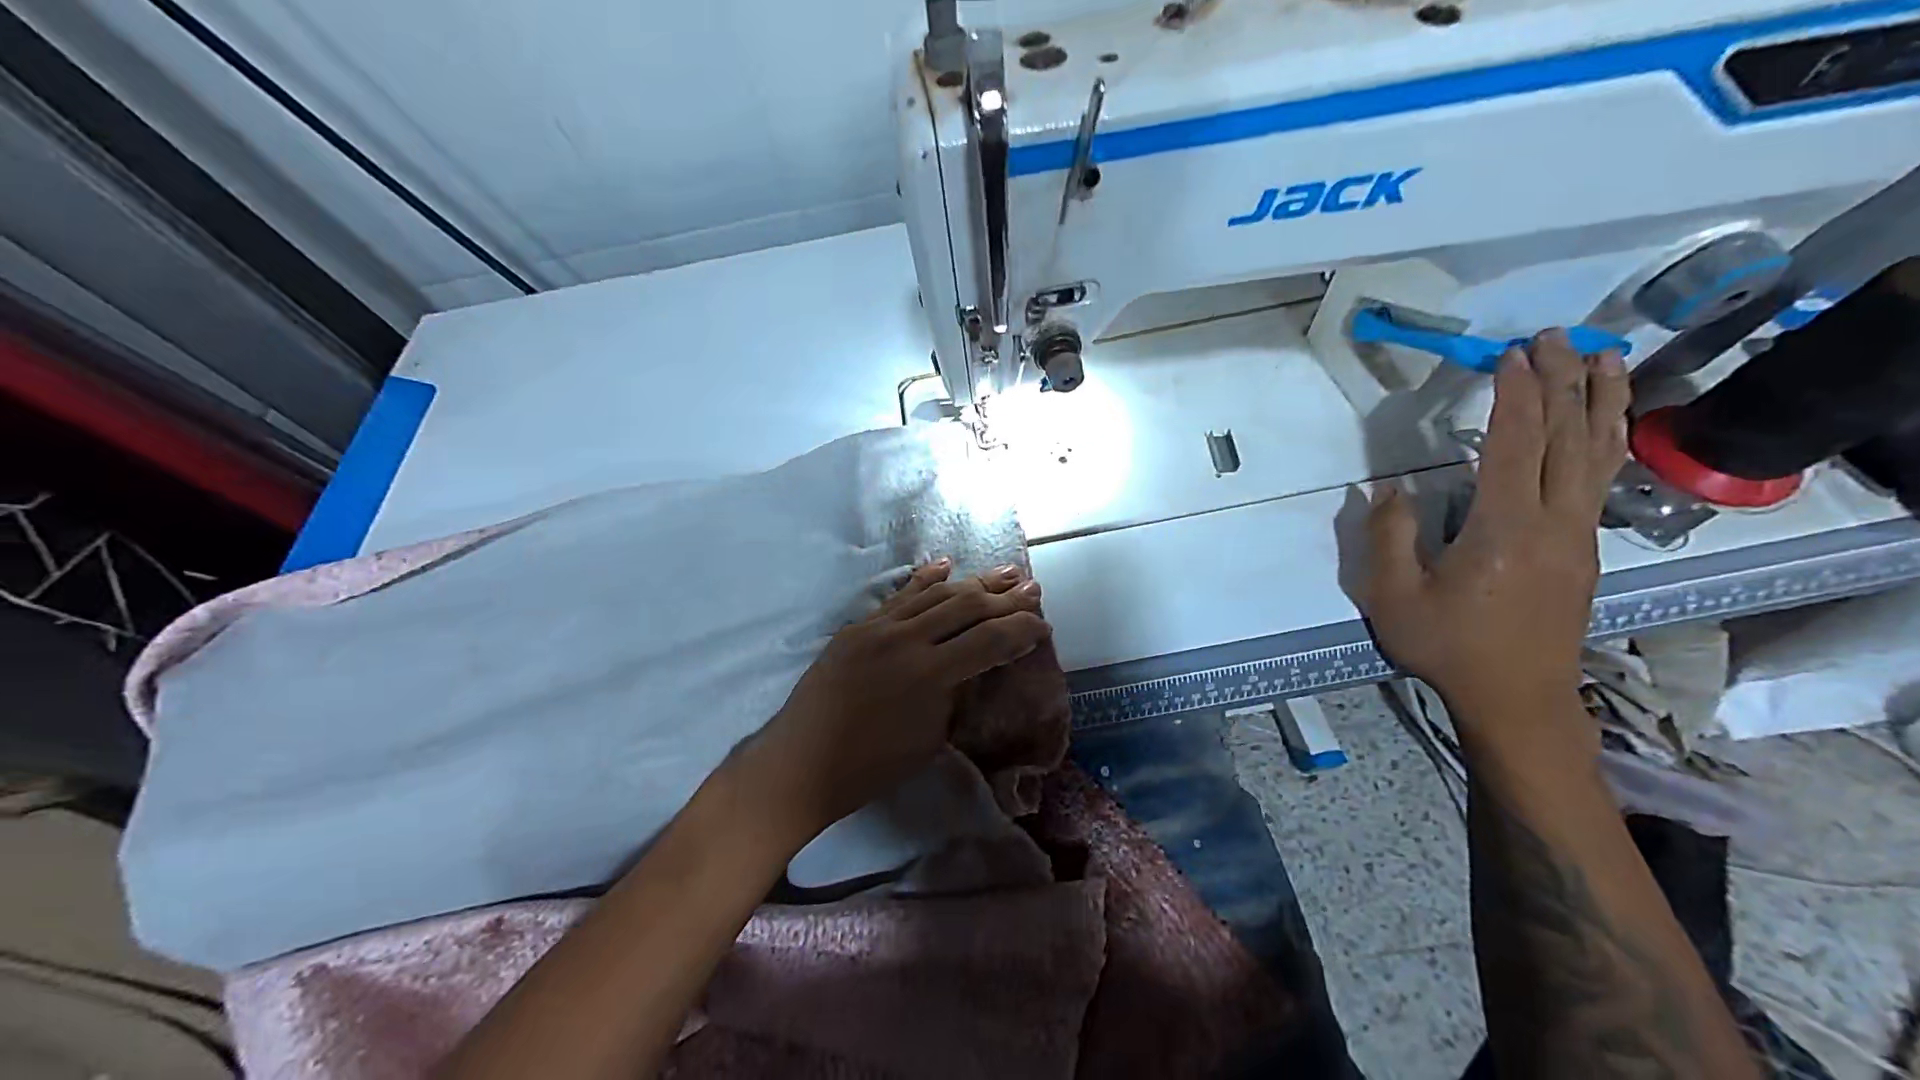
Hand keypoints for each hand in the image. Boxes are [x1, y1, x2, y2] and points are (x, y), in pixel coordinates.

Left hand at [734, 559, 1051, 842]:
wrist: (803, 762)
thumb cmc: (872, 766)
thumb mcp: (932, 736)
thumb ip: (957, 693)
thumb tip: (975, 666)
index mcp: (931, 674)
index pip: (991, 640)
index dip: (1023, 631)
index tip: (1044, 627)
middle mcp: (907, 640)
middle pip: (967, 607)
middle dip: (1005, 598)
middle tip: (1033, 589)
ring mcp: (878, 627)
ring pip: (936, 594)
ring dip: (973, 582)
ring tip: (1004, 572)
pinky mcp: (859, 626)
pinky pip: (900, 595)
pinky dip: (926, 580)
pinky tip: (946, 565)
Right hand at [1351, 330, 1628, 739]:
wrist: (1517, 697)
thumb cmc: (1448, 646)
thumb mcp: (1393, 596)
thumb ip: (1390, 537)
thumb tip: (1392, 489)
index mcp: (1506, 528)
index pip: (1517, 445)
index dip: (1516, 396)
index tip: (1512, 355)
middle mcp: (1555, 522)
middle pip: (1569, 437)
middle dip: (1563, 382)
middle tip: (1557, 338)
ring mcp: (1579, 536)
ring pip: (1600, 455)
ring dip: (1601, 402)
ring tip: (1605, 358)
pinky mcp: (1584, 550)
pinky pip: (1602, 479)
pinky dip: (1607, 438)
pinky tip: (1603, 424)